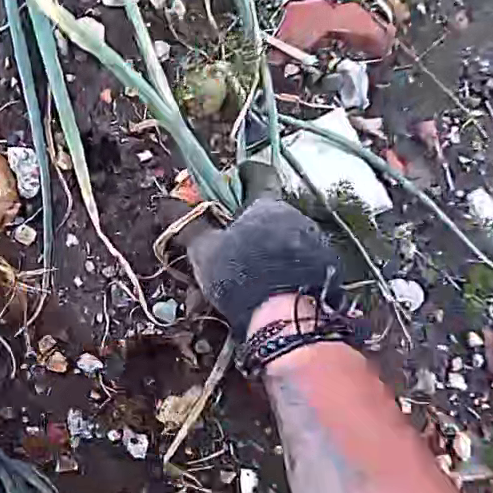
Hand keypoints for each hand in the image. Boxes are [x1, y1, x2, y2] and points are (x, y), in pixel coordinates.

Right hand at [186, 162, 343, 335]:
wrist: (287, 319)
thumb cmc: (241, 276)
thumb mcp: (204, 250)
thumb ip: (188, 225)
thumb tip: (167, 202)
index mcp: (266, 206)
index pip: (260, 174)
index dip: (245, 173)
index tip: (233, 177)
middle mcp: (296, 218)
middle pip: (269, 212)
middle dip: (248, 224)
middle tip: (227, 242)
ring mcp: (315, 244)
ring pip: (283, 238)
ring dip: (264, 248)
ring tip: (243, 274)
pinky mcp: (325, 271)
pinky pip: (298, 261)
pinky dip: (281, 269)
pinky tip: (266, 288)